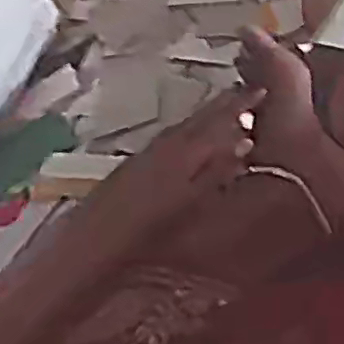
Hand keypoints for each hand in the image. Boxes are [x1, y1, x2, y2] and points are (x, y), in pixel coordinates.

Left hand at [68, 86, 265, 255]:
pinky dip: (187, 131)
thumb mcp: (193, 200)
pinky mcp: (128, 168)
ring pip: (184, 125)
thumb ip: (219, 168)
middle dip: (225, 102)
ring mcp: (144, 155)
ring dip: (206, 115)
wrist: (79, 255)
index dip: (243, 100)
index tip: (264, 88)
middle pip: (200, 115)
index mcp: (186, 149)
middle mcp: (165, 144)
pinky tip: (192, 140)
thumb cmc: (146, 230)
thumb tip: (245, 142)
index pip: (221, 115)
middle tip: (249, 91)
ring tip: (227, 111)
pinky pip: (168, 138)